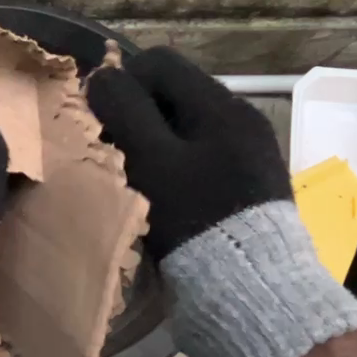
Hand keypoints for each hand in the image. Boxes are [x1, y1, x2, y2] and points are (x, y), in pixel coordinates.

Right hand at [86, 47, 356, 356]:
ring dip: (154, 141)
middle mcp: (242, 120)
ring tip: (137, 176)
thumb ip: (124, 110)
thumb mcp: (151, 160)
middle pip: (173, 93)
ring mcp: (251, 154)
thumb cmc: (196, 220)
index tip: (101, 119)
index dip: (121, 81)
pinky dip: (176, 165)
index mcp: (221, 106)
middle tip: (115, 151)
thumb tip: (101, 75)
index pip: (159, 62)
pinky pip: (202, 156)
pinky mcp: (251, 186)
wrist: (256, 294)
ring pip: (185, 126)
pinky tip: (165, 196)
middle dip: (137, 114)